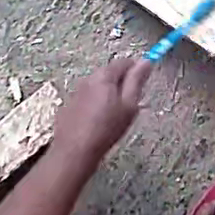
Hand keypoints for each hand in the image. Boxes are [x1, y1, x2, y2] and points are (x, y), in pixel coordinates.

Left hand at [52, 54, 154, 171]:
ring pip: (98, 86)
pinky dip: (94, 104)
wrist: (74, 153)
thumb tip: (146, 62)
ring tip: (113, 115)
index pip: (125, 62)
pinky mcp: (68, 107)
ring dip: (107, 94)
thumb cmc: (105, 129)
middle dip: (121, 84)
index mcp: (104, 76)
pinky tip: (97, 122)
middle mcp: (88, 79)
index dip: (136, 71)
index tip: (141, 86)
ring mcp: (76, 93)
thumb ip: (137, 80)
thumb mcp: (129, 104)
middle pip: (110, 73)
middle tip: (128, 104)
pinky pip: (86, 99)